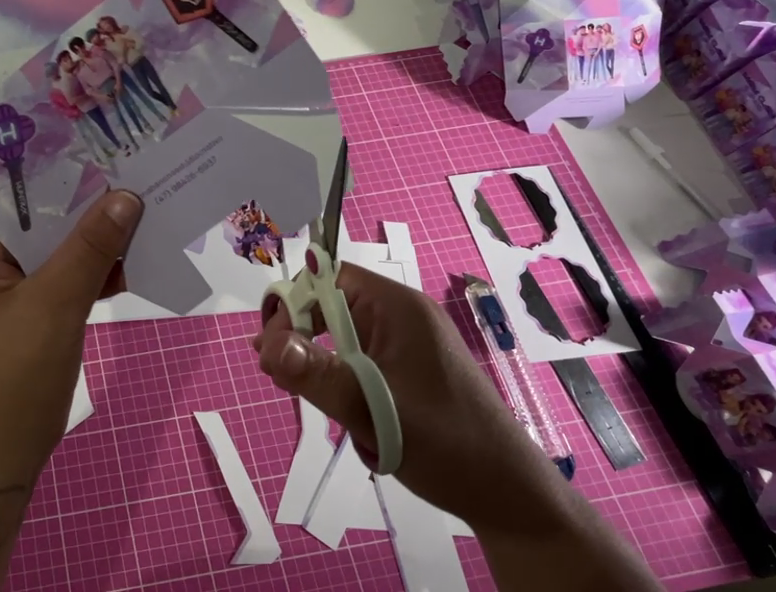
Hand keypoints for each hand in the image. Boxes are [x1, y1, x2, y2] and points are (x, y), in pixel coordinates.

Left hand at [0, 191, 142, 483]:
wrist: (4, 453)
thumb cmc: (15, 378)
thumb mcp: (54, 306)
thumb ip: (90, 248)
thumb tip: (128, 195)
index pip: (10, 186)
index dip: (57, 165)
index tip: (104, 144)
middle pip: (38, 210)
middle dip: (86, 199)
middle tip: (136, 171)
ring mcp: (6, 277)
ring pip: (57, 239)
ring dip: (97, 233)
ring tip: (146, 210)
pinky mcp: (30, 300)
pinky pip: (64, 267)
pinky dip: (95, 264)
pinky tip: (135, 256)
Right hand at [254, 261, 565, 534]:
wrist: (511, 497)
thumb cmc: (445, 443)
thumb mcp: (371, 408)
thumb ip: (315, 373)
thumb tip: (264, 343)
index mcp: (396, 307)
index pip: (326, 278)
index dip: (292, 304)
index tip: (271, 349)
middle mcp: (402, 315)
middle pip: (330, 306)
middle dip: (303, 340)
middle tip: (284, 379)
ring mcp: (409, 342)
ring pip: (341, 337)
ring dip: (324, 368)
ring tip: (322, 404)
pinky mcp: (412, 370)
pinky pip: (361, 361)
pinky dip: (345, 383)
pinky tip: (348, 415)